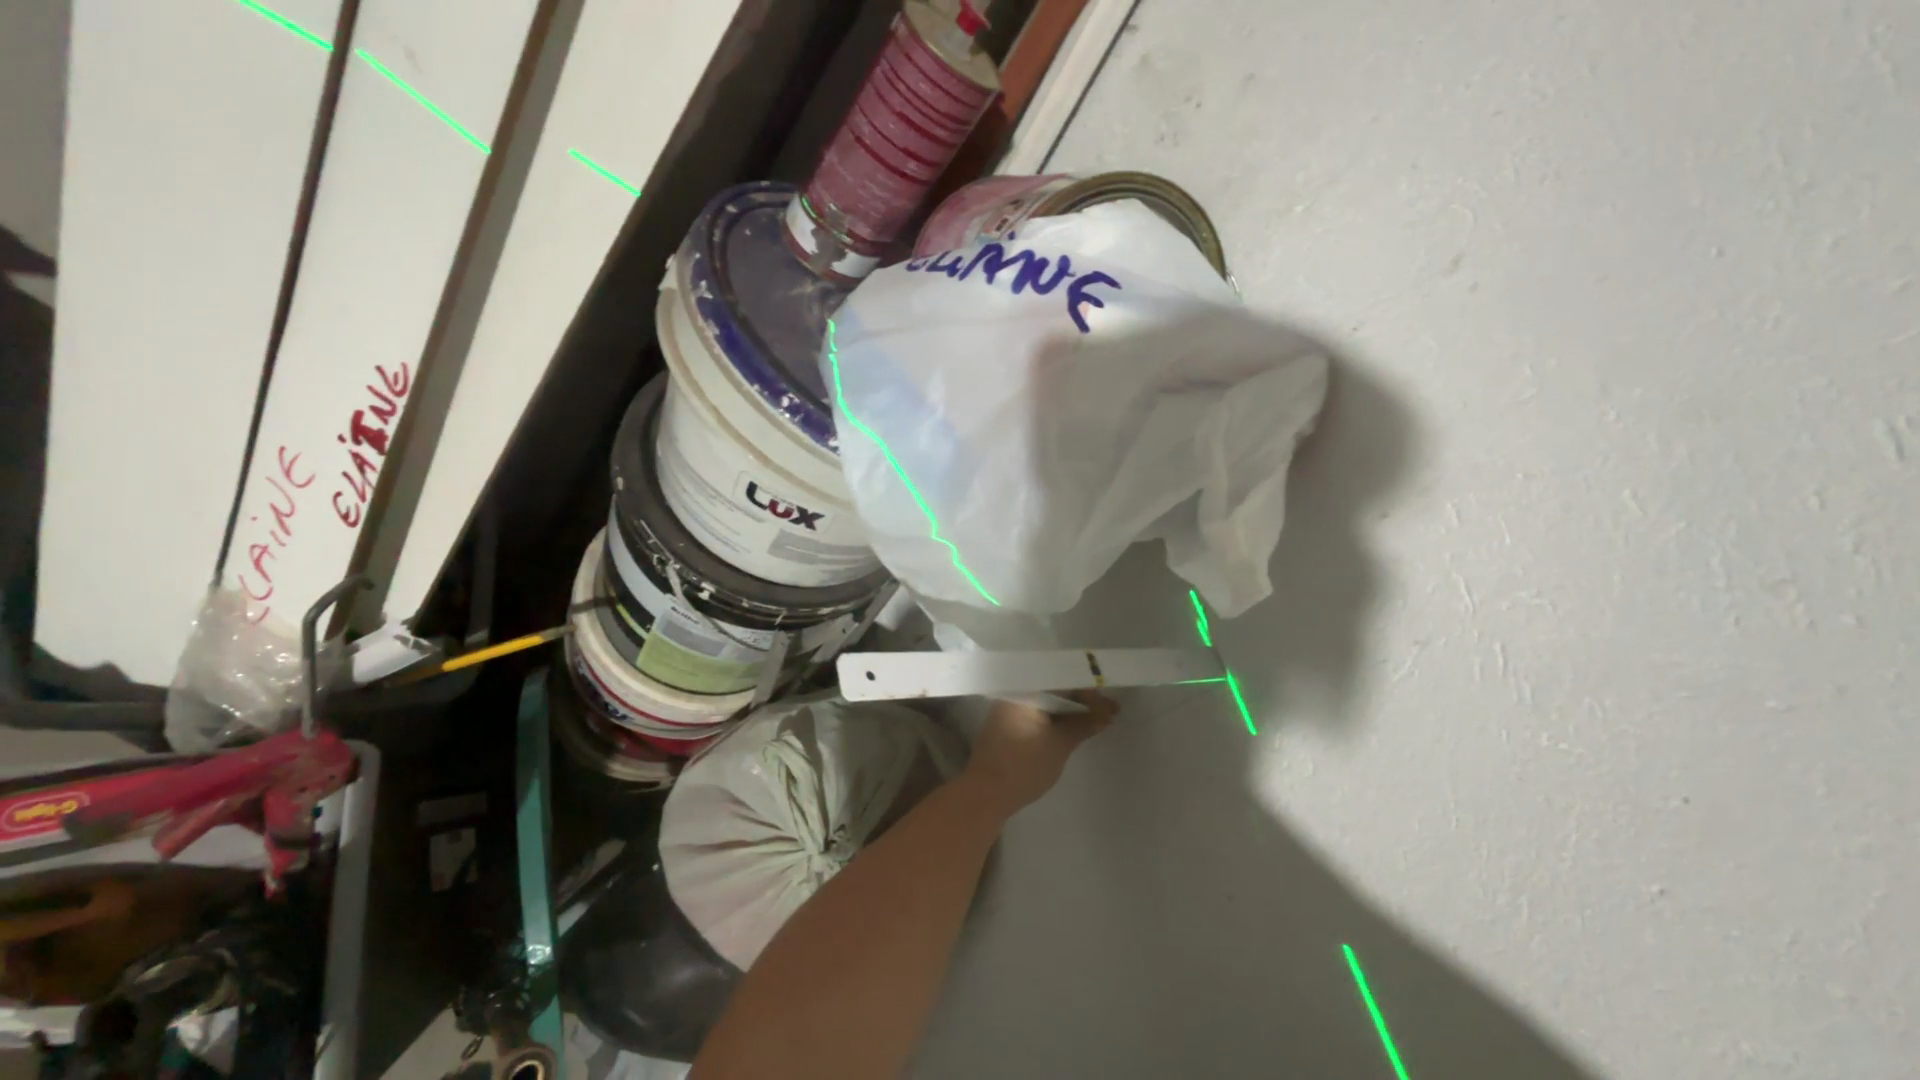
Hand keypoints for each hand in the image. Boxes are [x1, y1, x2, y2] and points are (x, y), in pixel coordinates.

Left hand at [959, 692, 1117, 819]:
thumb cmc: (1024, 765)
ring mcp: (1009, 709)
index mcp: (1025, 690)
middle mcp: (1015, 693)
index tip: (1113, 706)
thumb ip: (1084, 724)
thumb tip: (1107, 714)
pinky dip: (1056, 720)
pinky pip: (1038, 714)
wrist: (986, 794)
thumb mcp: (1060, 744)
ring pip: (1047, 703)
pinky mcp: (1008, 725)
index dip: (1091, 692)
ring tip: (1097, 722)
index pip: (1064, 679)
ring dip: (1071, 712)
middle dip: (1083, 702)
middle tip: (1110, 714)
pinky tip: (1074, 728)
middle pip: (1056, 689)